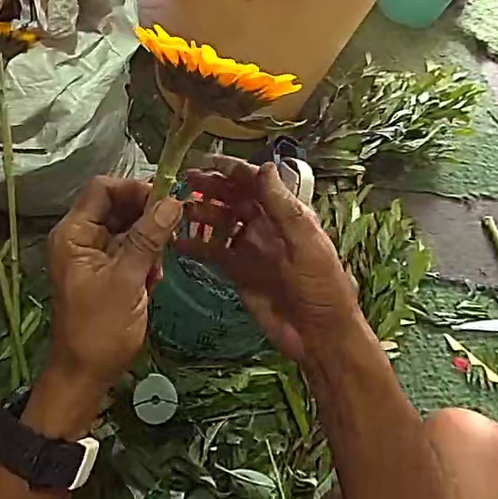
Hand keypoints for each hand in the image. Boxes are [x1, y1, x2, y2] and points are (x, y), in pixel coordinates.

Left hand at [32, 176, 182, 436]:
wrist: (85, 375)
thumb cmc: (100, 329)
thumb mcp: (127, 280)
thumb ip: (148, 239)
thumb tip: (172, 201)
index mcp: (73, 234)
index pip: (102, 189)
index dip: (134, 188)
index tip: (166, 199)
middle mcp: (79, 238)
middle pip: (116, 206)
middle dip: (145, 217)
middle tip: (171, 232)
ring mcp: (92, 255)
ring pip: (126, 228)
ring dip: (148, 241)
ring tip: (158, 266)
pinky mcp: (105, 271)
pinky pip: (128, 250)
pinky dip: (144, 259)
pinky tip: (153, 278)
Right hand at [176, 156, 362, 365]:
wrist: (319, 336)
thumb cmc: (321, 287)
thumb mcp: (304, 243)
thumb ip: (281, 206)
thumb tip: (263, 167)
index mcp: (285, 214)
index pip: (254, 183)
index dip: (229, 170)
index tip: (203, 162)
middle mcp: (265, 226)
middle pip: (233, 198)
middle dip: (209, 188)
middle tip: (183, 183)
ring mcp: (250, 249)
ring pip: (220, 223)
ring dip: (199, 214)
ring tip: (176, 211)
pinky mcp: (238, 272)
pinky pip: (213, 253)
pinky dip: (195, 247)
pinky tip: (176, 244)